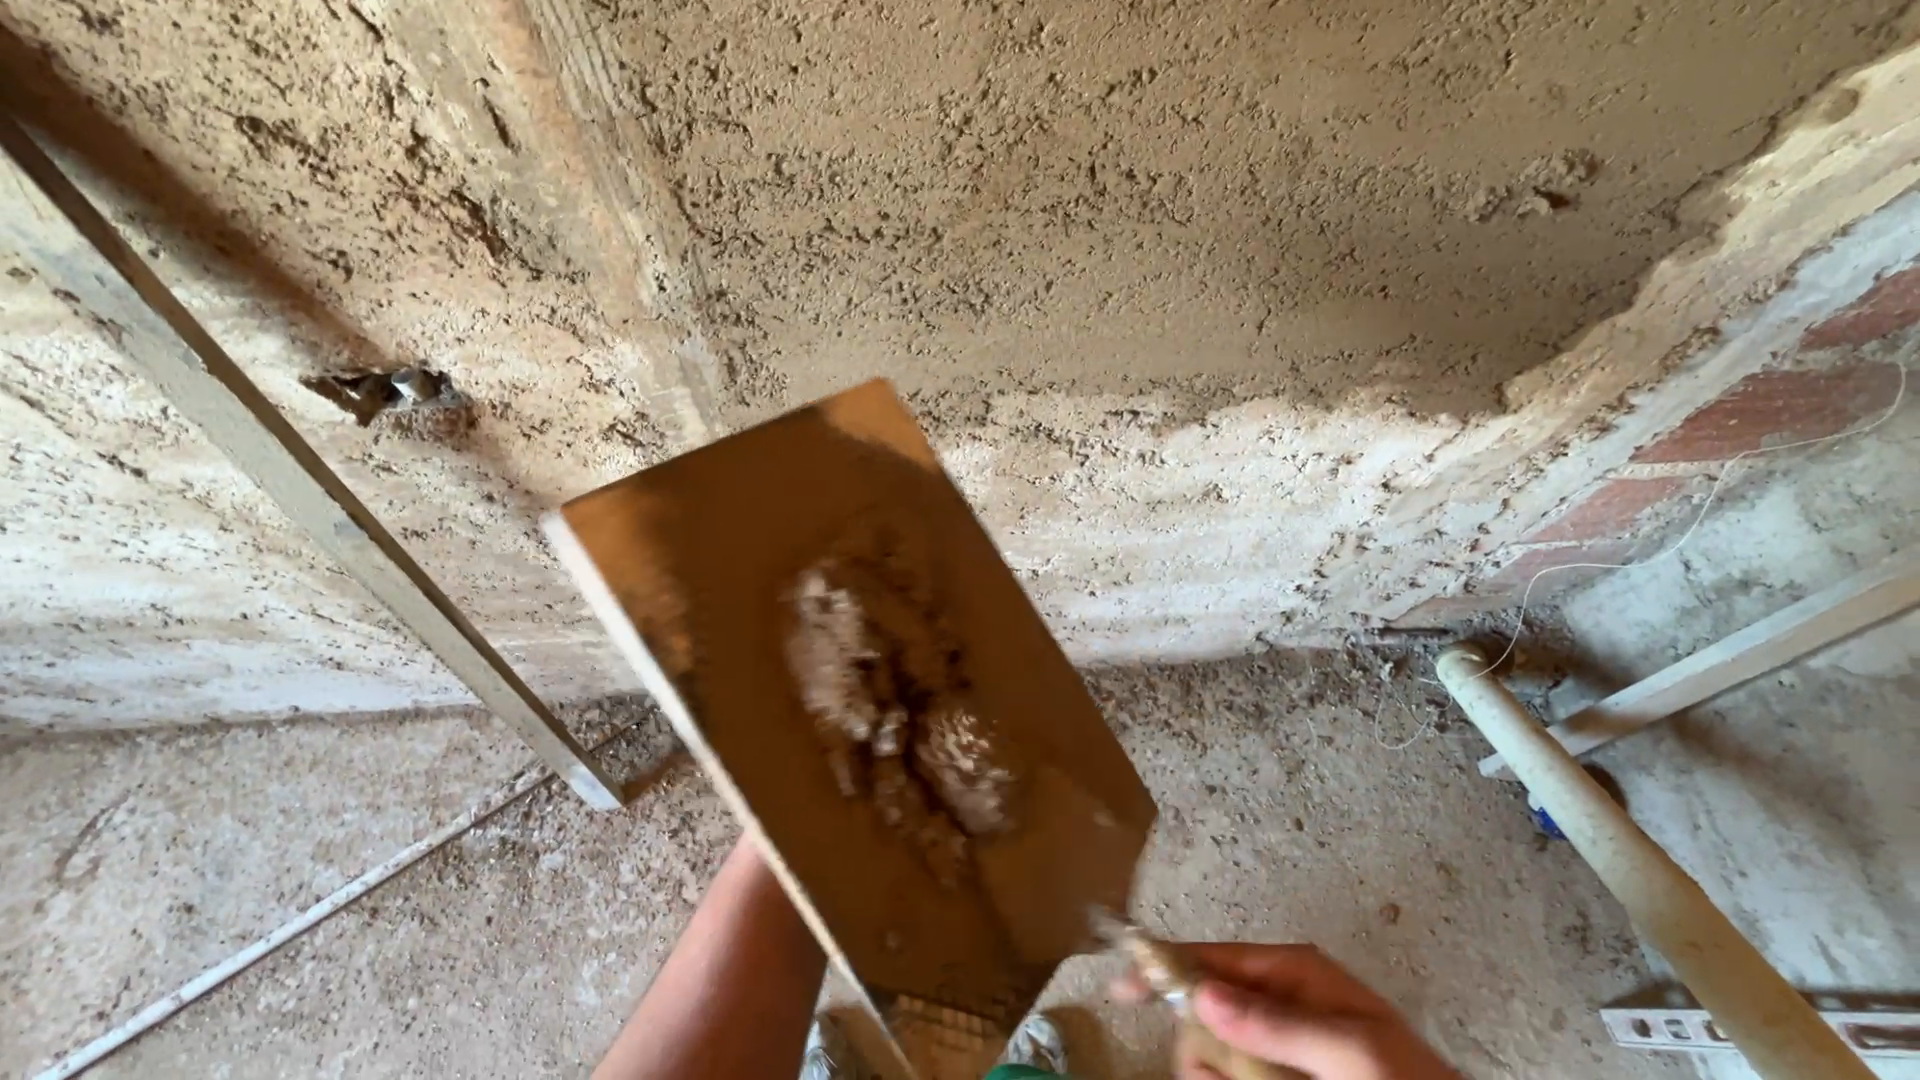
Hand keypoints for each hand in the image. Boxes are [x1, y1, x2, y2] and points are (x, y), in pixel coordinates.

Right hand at [1113, 942, 1460, 1079]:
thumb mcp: (1352, 1055)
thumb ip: (1278, 1023)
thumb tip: (1203, 993)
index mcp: (1293, 973)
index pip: (1211, 957)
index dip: (1163, 966)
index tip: (1122, 990)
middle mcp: (1278, 999)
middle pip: (1203, 1008)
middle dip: (1198, 1045)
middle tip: (1215, 1079)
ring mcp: (1279, 1040)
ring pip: (1213, 1049)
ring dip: (1214, 1073)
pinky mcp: (1279, 1071)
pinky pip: (1232, 1072)